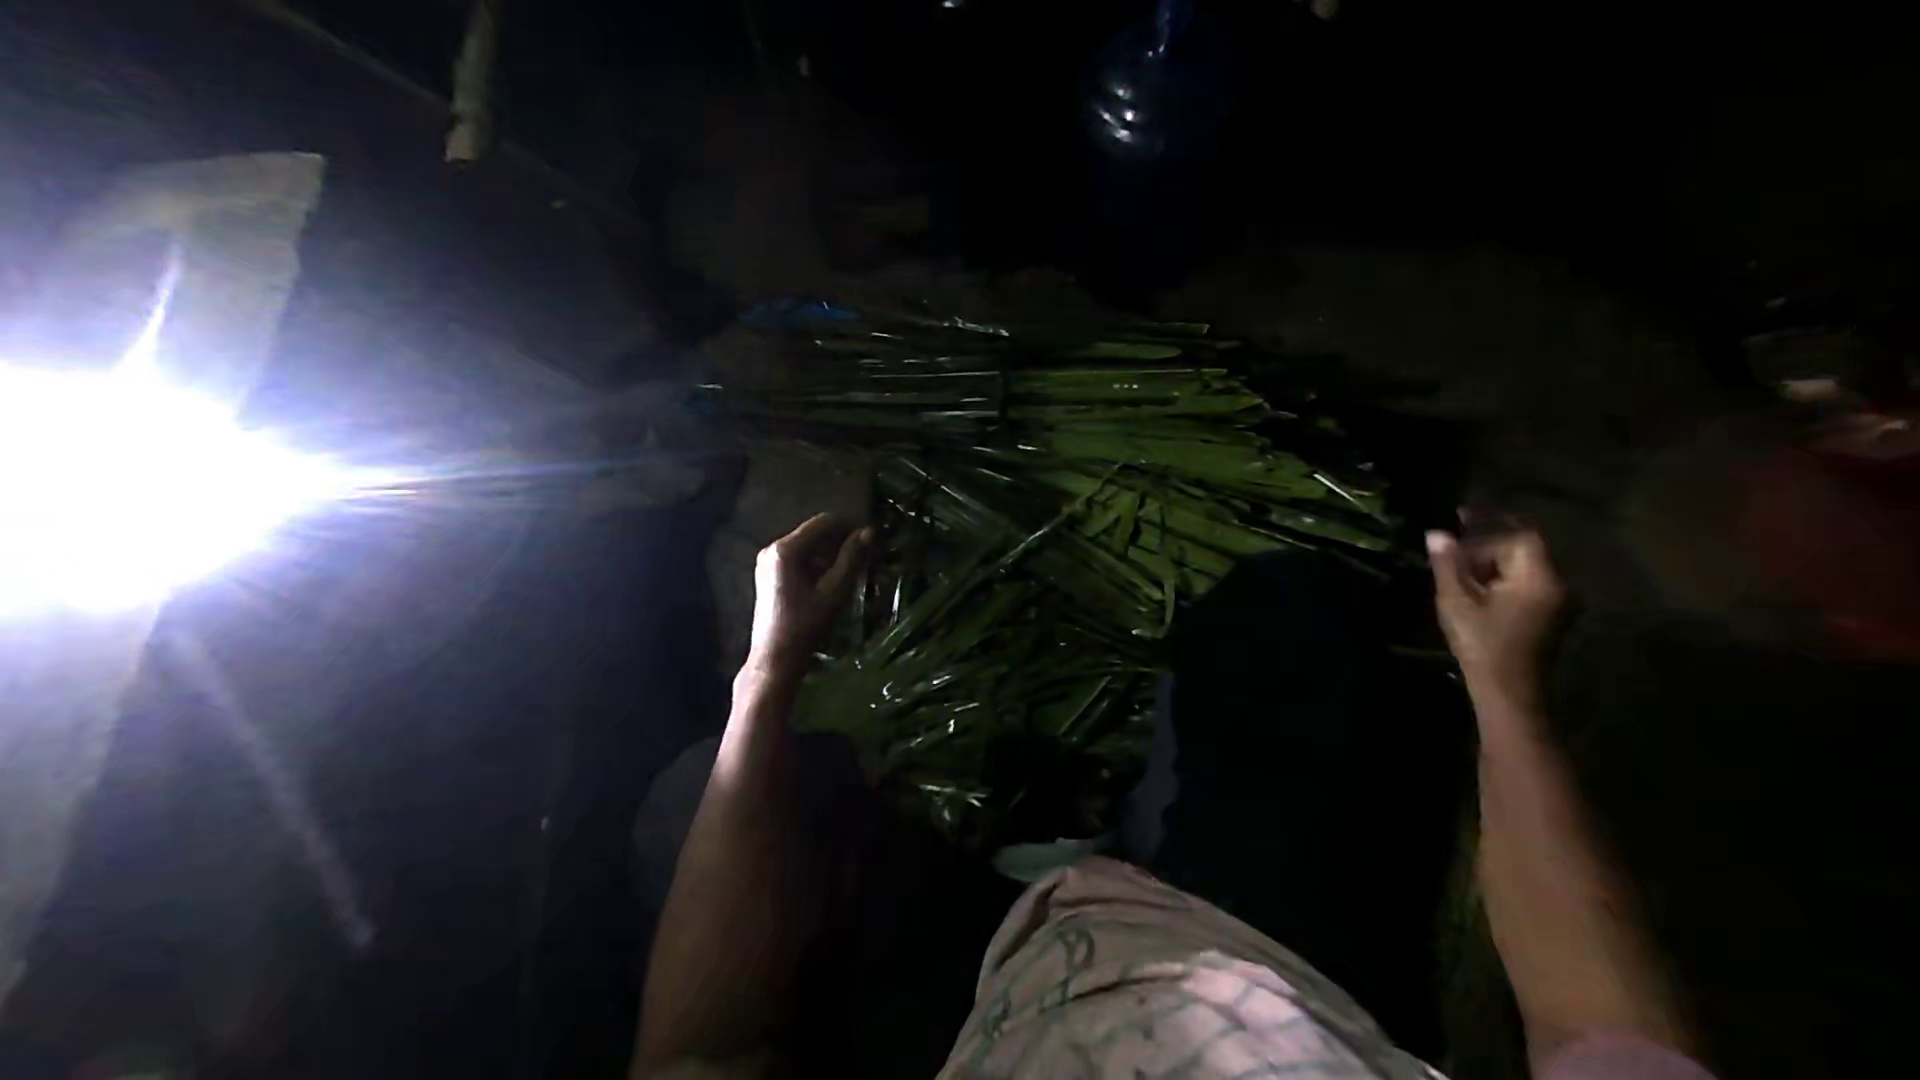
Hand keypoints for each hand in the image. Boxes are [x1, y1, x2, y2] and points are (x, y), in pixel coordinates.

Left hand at [747, 513, 872, 674]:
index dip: (850, 527)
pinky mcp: (769, 573)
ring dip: (831, 552)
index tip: (871, 540)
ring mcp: (768, 561)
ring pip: (808, 545)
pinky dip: (818, 562)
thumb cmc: (806, 626)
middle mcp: (773, 548)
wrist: (775, 658)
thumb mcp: (834, 591)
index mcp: (786, 550)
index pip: (825, 522)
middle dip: (841, 541)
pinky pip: (799, 557)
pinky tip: (832, 580)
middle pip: (815, 532)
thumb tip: (868, 532)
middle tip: (866, 557)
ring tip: (852, 570)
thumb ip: (851, 559)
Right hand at [1426, 526, 1565, 707]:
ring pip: (1525, 563)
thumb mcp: (1457, 602)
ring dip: (1494, 554)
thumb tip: (1436, 534)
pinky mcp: (1547, 612)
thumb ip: (1448, 565)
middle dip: (1492, 535)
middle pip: (1525, 546)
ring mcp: (1555, 600)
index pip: (1518, 537)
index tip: (1459, 516)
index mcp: (1539, 578)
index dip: (1487, 526)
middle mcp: (1556, 583)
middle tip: (1459, 525)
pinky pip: (1525, 579)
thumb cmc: (1481, 644)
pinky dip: (1501, 571)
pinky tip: (1476, 577)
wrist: (1508, 690)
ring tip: (1460, 553)